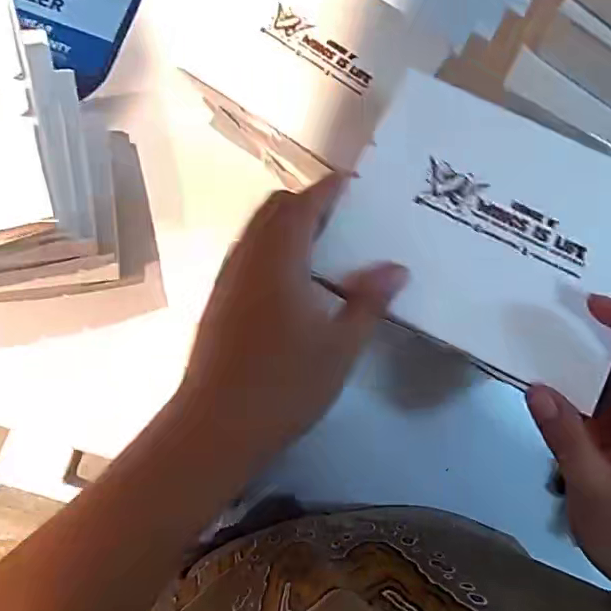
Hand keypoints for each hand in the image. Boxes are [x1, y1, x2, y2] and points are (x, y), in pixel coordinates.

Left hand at [172, 175, 406, 468]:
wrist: (215, 426)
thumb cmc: (284, 384)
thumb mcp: (340, 346)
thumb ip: (368, 302)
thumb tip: (395, 269)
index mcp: (277, 260)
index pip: (302, 206)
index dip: (328, 189)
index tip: (353, 184)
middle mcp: (246, 260)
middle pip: (273, 210)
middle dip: (307, 203)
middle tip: (343, 219)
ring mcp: (226, 282)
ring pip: (255, 233)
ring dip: (286, 227)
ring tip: (323, 248)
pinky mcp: (218, 304)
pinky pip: (246, 257)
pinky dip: (271, 250)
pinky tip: (293, 285)